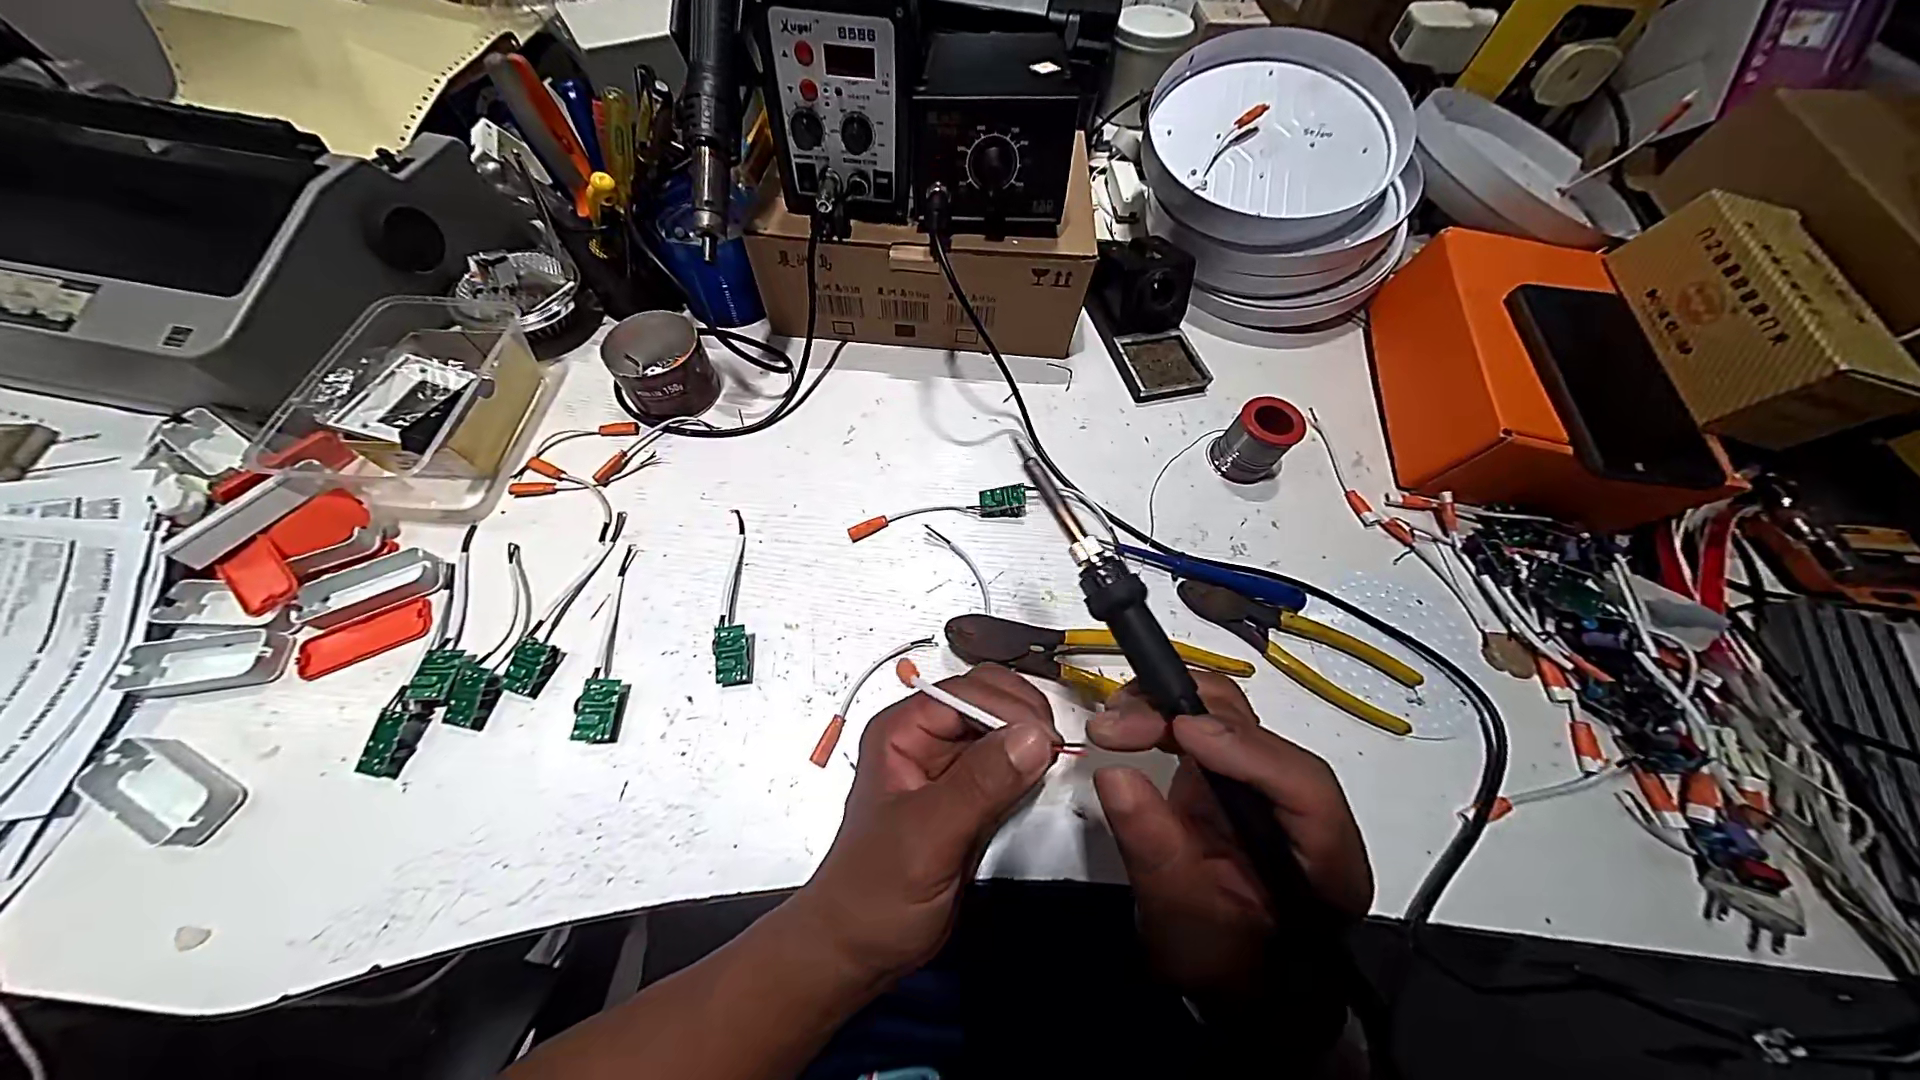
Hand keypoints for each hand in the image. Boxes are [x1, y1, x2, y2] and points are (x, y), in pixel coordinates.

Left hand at [792, 664, 1058, 986]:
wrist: (862, 948)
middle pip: (986, 698)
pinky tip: (1042, 776)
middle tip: (1052, 745)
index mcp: (900, 732)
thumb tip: (1030, 738)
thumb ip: (978, 785)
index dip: (1006, 707)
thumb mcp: (926, 835)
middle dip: (1023, 714)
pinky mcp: (972, 792)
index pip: (963, 693)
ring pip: (1002, 726)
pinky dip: (1030, 764)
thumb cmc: (870, 894)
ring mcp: (950, 764)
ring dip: (1031, 736)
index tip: (1043, 736)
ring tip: (1053, 759)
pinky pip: (1009, 761)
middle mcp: (925, 739)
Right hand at [1087, 672, 1371, 1000]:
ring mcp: (1262, 781)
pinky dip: (1162, 714)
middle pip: (1259, 734)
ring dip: (1168, 704)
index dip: (1244, 749)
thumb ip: (1155, 848)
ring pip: (1230, 716)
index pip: (1301, 787)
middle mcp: (1299, 806)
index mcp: (1323, 861)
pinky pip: (1203, 724)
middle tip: (1120, 723)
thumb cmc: (1219, 962)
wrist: (1226, 972)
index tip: (1182, 731)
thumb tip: (1115, 776)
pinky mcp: (1229, 770)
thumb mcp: (1180, 918)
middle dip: (1186, 713)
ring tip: (1114, 721)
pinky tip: (1129, 720)